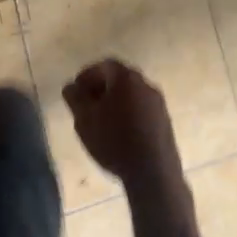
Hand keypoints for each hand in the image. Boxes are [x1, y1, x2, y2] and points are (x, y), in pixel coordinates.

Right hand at [62, 59, 181, 186]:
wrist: (152, 171)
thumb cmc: (113, 140)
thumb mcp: (84, 120)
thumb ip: (75, 99)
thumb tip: (71, 86)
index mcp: (126, 77)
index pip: (104, 65)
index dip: (87, 75)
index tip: (77, 90)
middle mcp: (145, 84)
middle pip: (120, 78)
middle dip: (101, 88)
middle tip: (87, 105)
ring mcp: (158, 103)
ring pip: (132, 95)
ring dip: (116, 102)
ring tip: (102, 122)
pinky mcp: (165, 121)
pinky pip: (142, 110)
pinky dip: (129, 114)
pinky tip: (120, 134)